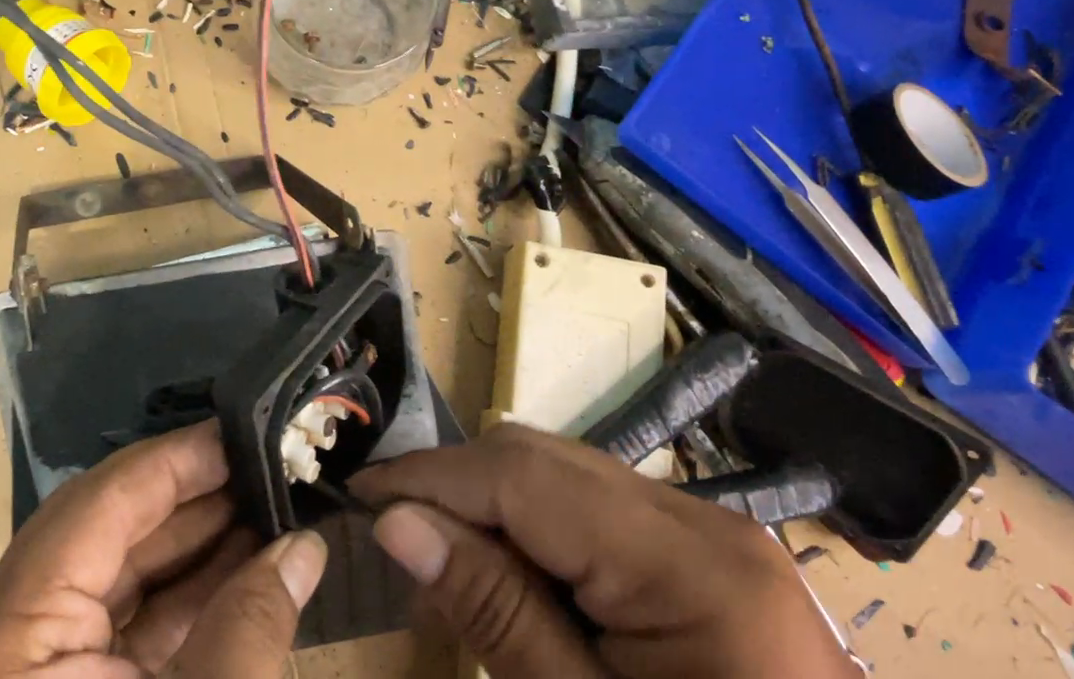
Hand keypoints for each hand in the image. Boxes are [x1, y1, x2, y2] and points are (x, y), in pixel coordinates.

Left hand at [0, 421, 326, 677]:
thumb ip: (247, 633)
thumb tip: (303, 546)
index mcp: (14, 637)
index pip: (96, 507)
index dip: (172, 460)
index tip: (241, 430)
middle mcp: (19, 640)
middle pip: (108, 536)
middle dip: (195, 501)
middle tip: (273, 467)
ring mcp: (47, 673)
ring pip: (126, 584)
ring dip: (200, 549)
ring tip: (275, 511)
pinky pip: (135, 634)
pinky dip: (192, 605)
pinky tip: (252, 577)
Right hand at [350, 424, 857, 678]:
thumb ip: (494, 612)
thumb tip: (396, 521)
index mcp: (693, 568)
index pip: (523, 475)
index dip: (430, 477)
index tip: (357, 499)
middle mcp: (709, 524)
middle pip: (543, 460)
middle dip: (455, 486)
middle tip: (391, 536)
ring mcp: (716, 535)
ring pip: (564, 476)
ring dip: (489, 504)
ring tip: (441, 562)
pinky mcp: (709, 557)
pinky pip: (596, 511)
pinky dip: (535, 529)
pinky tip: (508, 579)